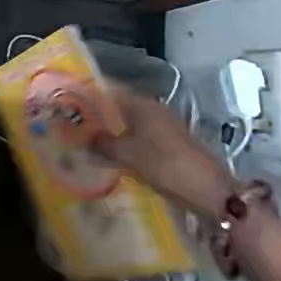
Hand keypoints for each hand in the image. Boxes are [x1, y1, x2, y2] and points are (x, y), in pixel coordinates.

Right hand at [89, 81, 239, 221]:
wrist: (208, 190)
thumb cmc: (164, 164)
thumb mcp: (128, 155)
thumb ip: (104, 144)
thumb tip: (85, 138)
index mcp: (142, 104)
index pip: (110, 91)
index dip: (91, 97)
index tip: (72, 104)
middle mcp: (154, 109)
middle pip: (121, 108)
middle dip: (101, 117)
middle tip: (77, 128)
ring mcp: (165, 126)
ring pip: (132, 125)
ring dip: (115, 133)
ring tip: (92, 145)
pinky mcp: (172, 144)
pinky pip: (142, 138)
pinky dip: (128, 144)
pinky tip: (117, 158)